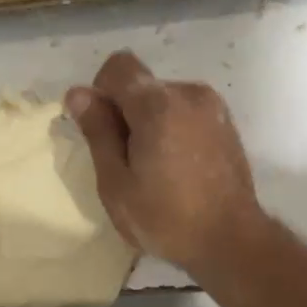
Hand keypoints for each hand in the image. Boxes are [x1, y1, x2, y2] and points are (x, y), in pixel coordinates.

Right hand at [64, 51, 267, 270]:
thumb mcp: (116, 183)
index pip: (118, 67)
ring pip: (163, 100)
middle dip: (124, 114)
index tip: (99, 131)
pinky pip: (184, 113)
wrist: (228, 239)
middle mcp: (188, 93)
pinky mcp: (224, 123)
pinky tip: (174, 169)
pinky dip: (170, 131)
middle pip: (141, 85)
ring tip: (151, 170)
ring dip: (148, 124)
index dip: (99, 93)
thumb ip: (98, 133)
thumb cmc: (163, 218)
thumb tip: (77, 94)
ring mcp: (212, 106)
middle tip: (124, 164)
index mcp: (158, 105)